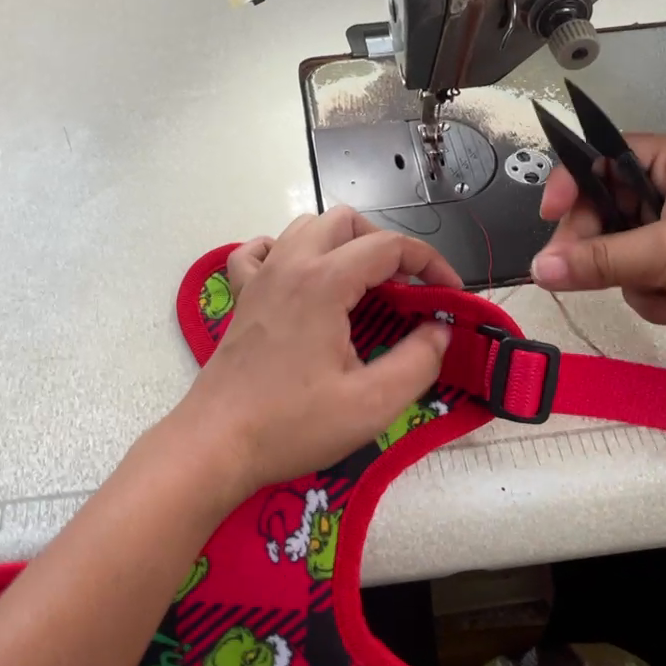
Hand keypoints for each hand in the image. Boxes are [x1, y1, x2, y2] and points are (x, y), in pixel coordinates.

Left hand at [169, 208, 459, 497]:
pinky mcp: (241, 297)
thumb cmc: (292, 424)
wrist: (216, 443)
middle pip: (347, 222)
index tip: (449, 295)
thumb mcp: (372, 403)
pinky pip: (262, 250)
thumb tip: (439, 329)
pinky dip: (288, 252)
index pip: (389, 246)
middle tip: (406, 291)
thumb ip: (418, 361)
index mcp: (324, 281)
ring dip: (343, 244)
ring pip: (307, 228)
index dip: (430, 264)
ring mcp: (260, 277)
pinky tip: (302, 279)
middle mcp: (290, 264)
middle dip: (386, 246)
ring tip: (364, 287)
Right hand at [530, 135, 665, 375]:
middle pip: (604, 210)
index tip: (549, 215)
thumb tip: (539, 268)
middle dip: (593, 242)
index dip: (575, 180)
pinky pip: (636, 284)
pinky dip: (653, 298)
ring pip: (615, 253)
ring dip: (629, 276)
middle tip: (571, 268)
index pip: (608, 158)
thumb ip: (601, 258)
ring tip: (662, 288)